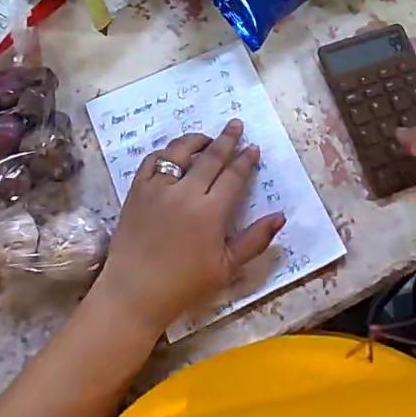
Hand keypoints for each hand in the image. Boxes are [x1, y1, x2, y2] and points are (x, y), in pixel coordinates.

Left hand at [91, 120, 285, 334]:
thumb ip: (255, 240)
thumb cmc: (184, 283)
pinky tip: (174, 154)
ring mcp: (158, 188)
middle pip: (210, 156)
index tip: (253, 148)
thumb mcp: (227, 268)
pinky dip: (166, 152)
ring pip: (180, 151)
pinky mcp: (137, 190)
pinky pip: (152, 160)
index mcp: (211, 212)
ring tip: (207, 138)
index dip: (245, 160)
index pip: (233, 175)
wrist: (134, 292)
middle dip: (227, 138)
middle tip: (236, 124)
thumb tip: (280, 216)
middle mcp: (186, 192)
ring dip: (196, 140)